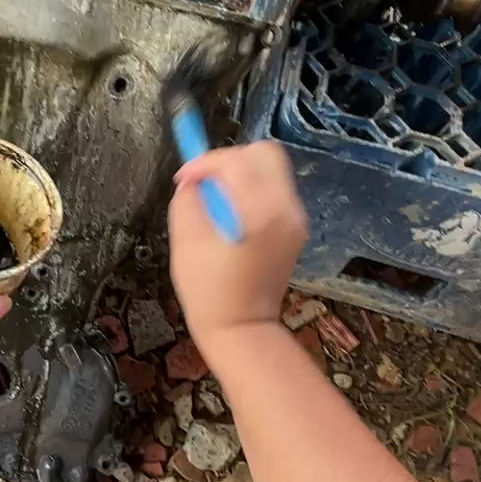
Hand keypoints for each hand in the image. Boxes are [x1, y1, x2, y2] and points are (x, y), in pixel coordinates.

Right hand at [168, 141, 309, 346]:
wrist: (241, 328)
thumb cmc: (207, 290)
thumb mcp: (184, 242)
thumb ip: (187, 200)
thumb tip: (194, 180)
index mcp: (257, 213)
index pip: (236, 161)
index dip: (205, 162)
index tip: (185, 178)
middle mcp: (285, 209)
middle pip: (264, 153)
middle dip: (230, 160)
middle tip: (205, 182)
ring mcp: (295, 218)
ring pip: (271, 169)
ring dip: (241, 174)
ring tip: (216, 201)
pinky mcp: (296, 227)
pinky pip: (274, 191)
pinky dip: (252, 190)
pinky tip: (232, 215)